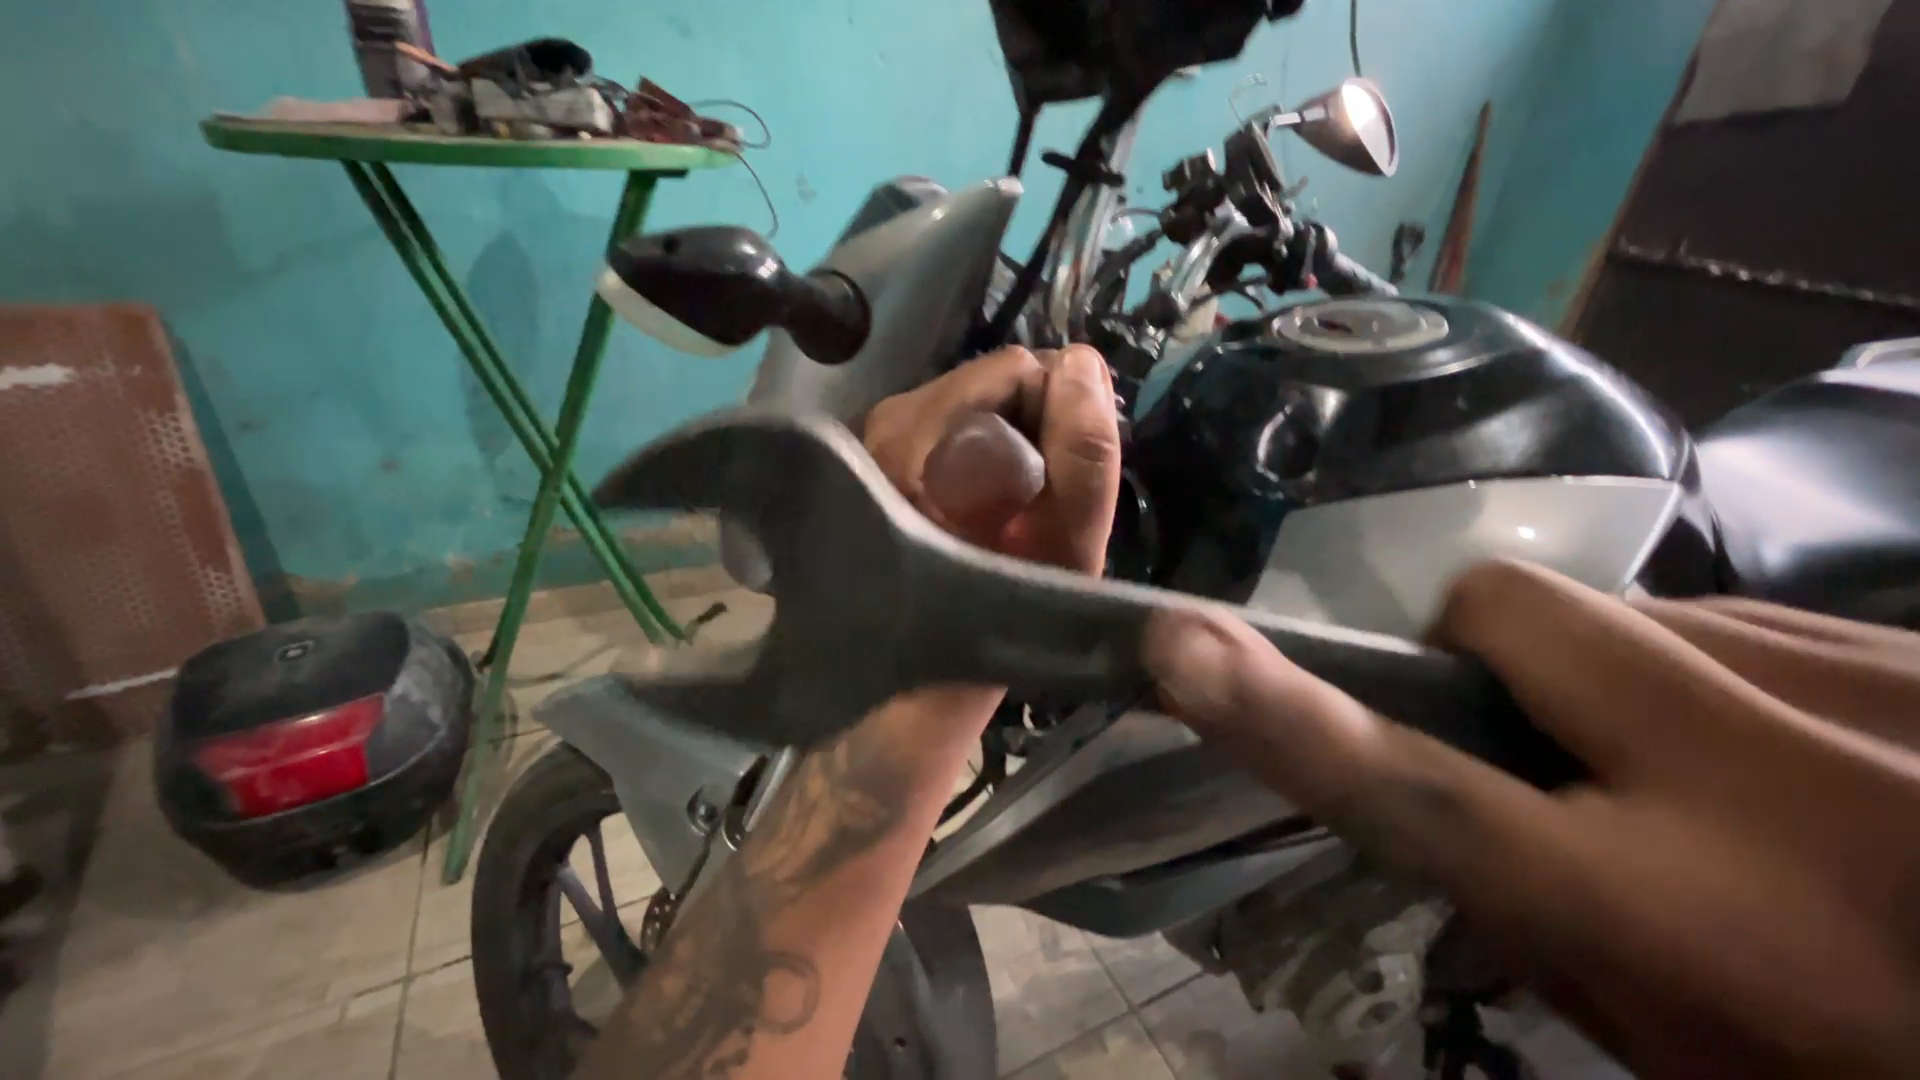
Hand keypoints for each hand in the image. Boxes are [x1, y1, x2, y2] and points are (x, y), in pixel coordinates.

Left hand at [852, 345, 1121, 772]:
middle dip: (1029, 432)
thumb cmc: (994, 628)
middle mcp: (883, 420)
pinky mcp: (866, 468)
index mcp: (921, 428)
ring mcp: (868, 443)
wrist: (909, 693)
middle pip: (989, 385)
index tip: (1059, 486)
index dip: (1060, 417)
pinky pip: (940, 438)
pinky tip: (969, 520)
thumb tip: (1084, 364)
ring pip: (967, 411)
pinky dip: (968, 466)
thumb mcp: (1063, 547)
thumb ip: (1083, 454)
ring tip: (1002, 520)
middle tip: (1033, 509)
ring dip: (1001, 450)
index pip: (1018, 368)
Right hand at [1142, 561, 1919, 1078]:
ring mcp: (1871, 682)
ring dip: (1610, 674)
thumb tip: (1456, 817)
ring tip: (1716, 775)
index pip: (1423, 792)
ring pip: (1623, 608)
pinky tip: (1811, 760)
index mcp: (1693, 918)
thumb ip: (1549, 931)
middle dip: (1476, 651)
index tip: (1179, 645)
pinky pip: (1730, 615)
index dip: (1284, 714)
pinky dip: (1710, 674)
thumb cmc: (1872, 1058)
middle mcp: (1779, 778)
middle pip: (1509, 614)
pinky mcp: (1912, 638)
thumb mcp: (1690, 1055)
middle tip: (1537, 733)